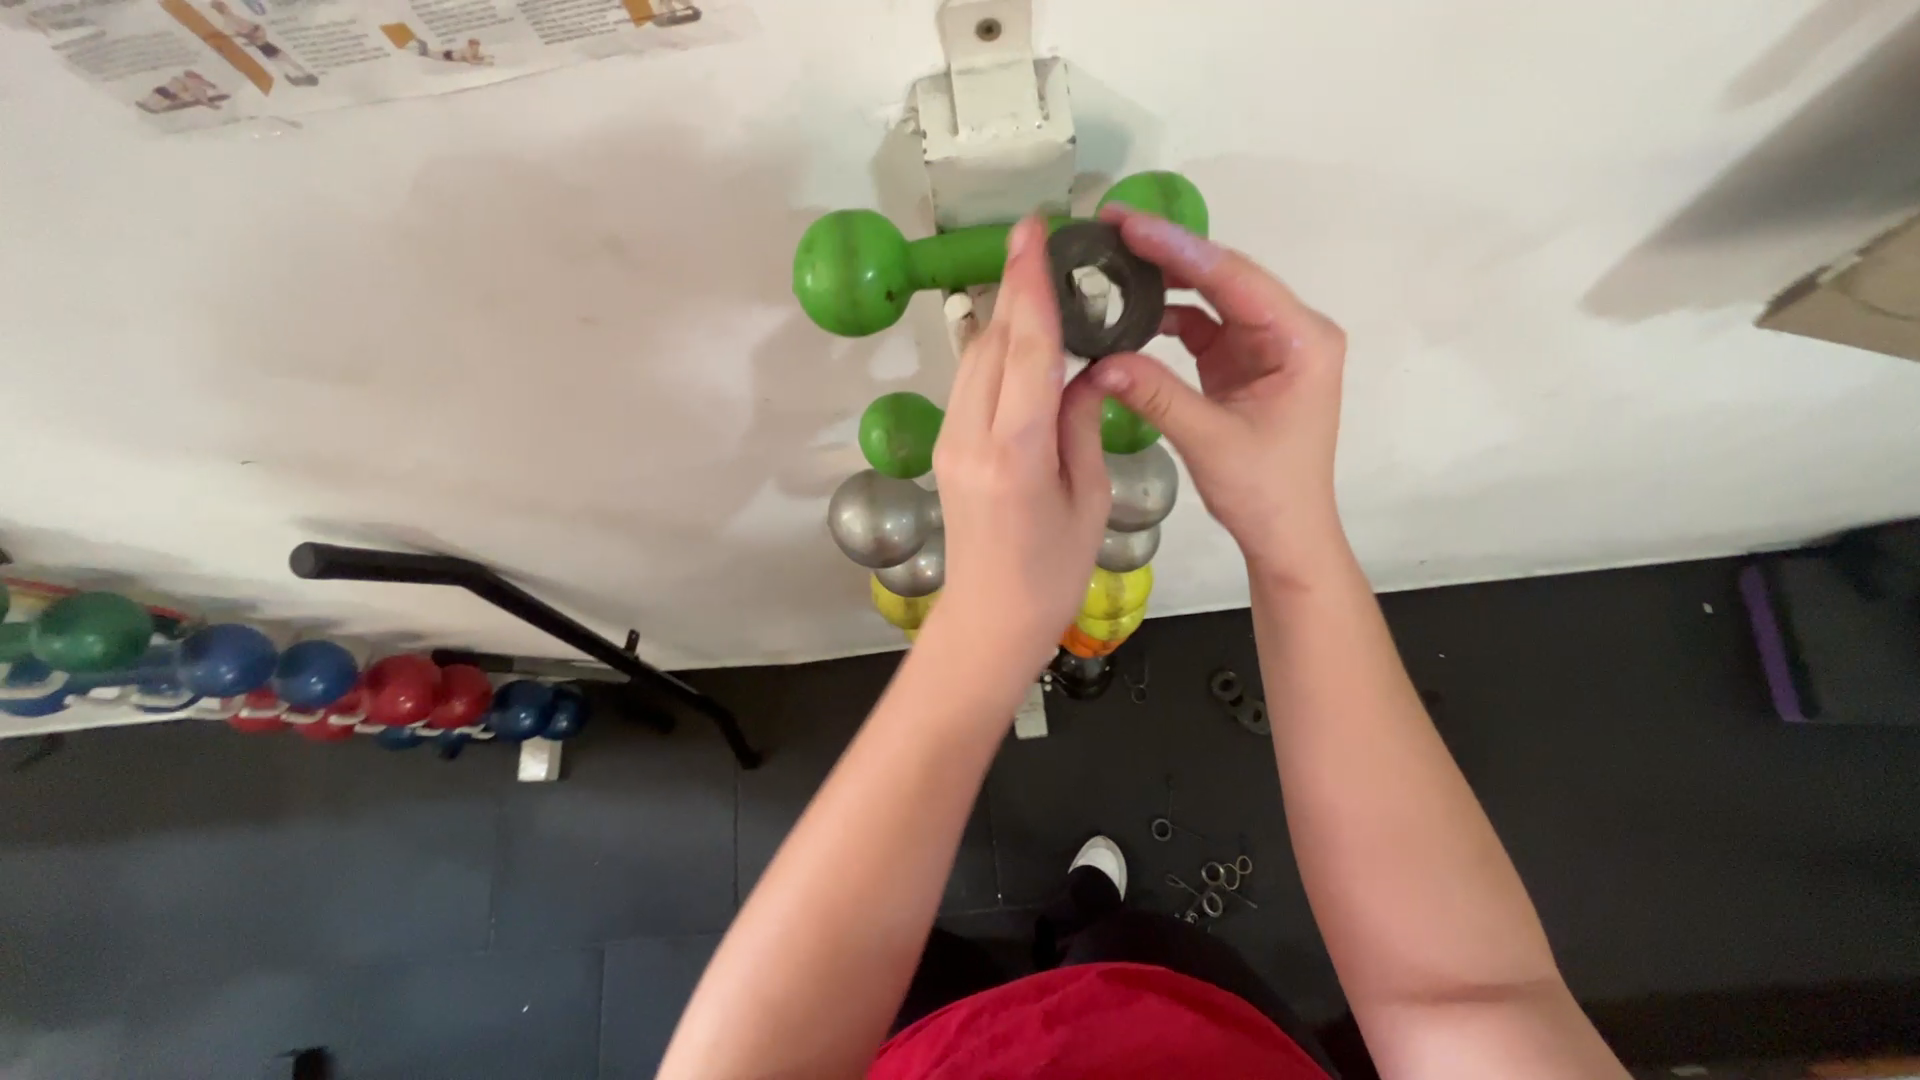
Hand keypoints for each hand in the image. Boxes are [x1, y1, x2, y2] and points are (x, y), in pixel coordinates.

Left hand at [925, 215, 1110, 676]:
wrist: (990, 618)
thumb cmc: (1053, 572)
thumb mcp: (1088, 499)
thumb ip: (1082, 425)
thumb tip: (1083, 371)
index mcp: (1018, 451)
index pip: (1025, 349)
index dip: (1029, 284)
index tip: (1033, 231)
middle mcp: (973, 436)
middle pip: (993, 343)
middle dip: (1014, 286)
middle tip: (1039, 238)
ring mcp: (950, 441)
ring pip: (974, 359)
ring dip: (1001, 314)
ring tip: (1030, 276)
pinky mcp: (944, 449)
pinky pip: (967, 383)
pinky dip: (991, 350)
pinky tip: (1012, 334)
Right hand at [1091, 204, 1347, 580]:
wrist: (1286, 534)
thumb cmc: (1265, 491)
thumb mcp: (1210, 441)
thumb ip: (1156, 394)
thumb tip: (1098, 361)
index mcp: (1301, 339)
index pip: (1234, 279)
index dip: (1178, 249)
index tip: (1126, 224)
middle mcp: (1289, 331)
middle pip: (1224, 278)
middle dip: (1169, 254)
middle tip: (1110, 228)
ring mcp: (1265, 346)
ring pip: (1211, 299)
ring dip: (1165, 284)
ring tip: (1112, 263)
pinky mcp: (1243, 364)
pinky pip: (1202, 329)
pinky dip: (1166, 322)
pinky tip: (1130, 316)